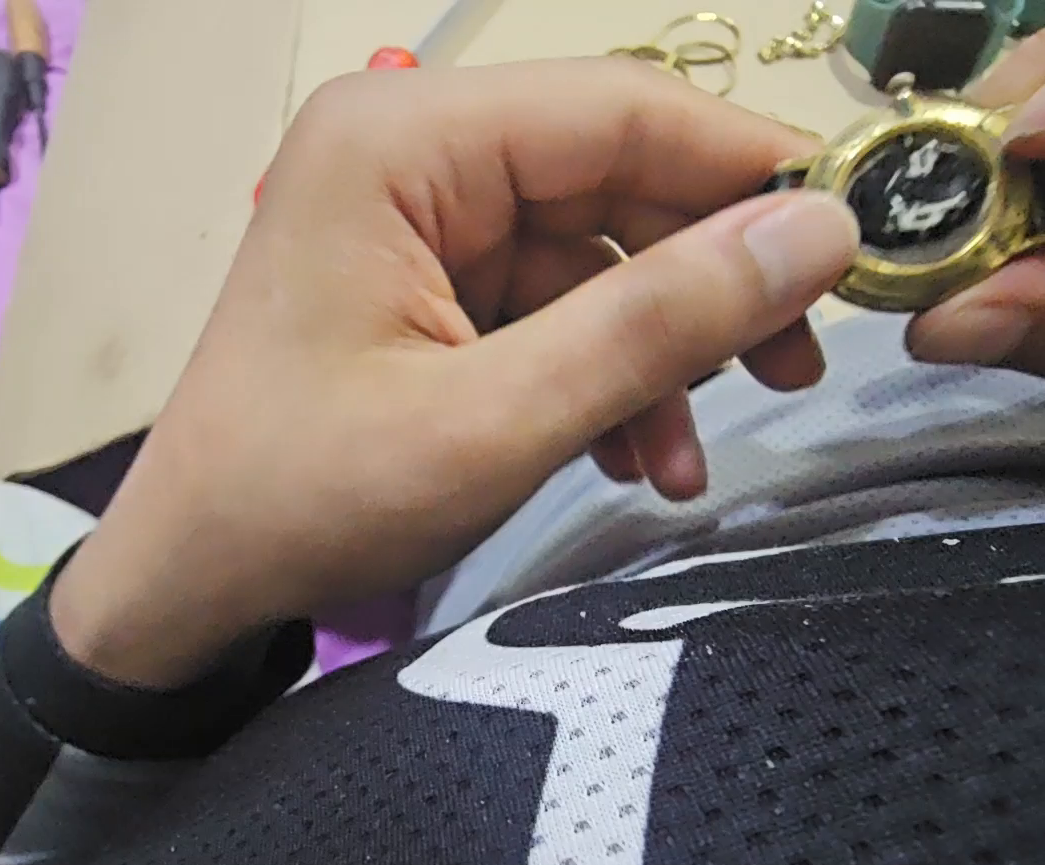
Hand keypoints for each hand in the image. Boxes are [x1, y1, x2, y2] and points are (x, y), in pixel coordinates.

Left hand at [50, 59, 860, 685]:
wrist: (197, 571)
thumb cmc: (314, 498)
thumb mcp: (495, 420)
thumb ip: (653, 323)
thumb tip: (814, 230)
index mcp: (402, 146)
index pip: (619, 112)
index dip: (744, 173)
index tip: (847, 244)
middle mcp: (405, 161)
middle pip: (605, 190)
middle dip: (698, 290)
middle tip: (786, 372)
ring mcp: (408, 231)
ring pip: (580, 267)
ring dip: (647, 361)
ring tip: (684, 459)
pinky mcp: (415, 297)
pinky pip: (535, 318)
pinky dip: (590, 382)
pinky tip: (626, 454)